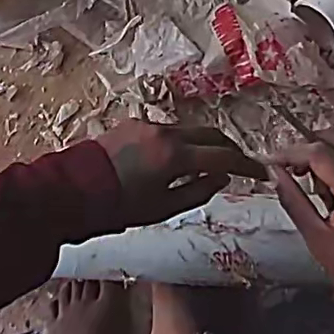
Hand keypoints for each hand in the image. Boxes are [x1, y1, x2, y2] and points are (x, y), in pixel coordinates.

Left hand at [95, 120, 265, 226]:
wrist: (71, 189)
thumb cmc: (117, 207)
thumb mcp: (162, 208)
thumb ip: (197, 191)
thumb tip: (221, 178)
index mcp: (175, 155)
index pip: (224, 156)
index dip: (247, 165)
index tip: (261, 173)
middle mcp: (165, 132)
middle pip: (210, 135)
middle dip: (229, 149)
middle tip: (239, 165)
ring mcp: (148, 125)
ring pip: (188, 130)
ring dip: (204, 144)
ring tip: (209, 165)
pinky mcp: (132, 124)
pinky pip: (167, 131)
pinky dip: (181, 142)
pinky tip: (177, 160)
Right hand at [270, 127, 333, 305]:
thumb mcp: (315, 236)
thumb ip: (293, 199)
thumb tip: (274, 172)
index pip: (321, 153)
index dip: (291, 152)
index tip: (272, 162)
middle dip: (309, 143)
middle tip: (290, 164)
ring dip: (323, 152)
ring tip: (306, 180)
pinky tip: (324, 188)